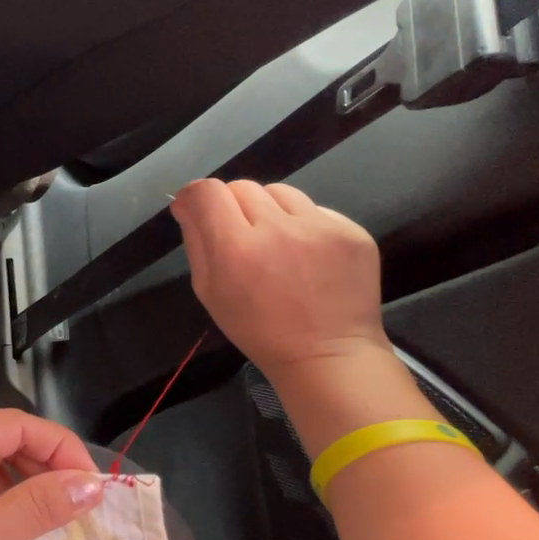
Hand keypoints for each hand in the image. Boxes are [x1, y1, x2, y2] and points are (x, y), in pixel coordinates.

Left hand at [0, 411, 103, 539]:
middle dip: (42, 467)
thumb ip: (39, 506)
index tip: (94, 487)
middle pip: (0, 438)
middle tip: (76, 508)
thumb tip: (91, 483)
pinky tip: (4, 528)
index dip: (60, 448)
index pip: (14, 425)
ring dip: (18, 486)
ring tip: (40, 524)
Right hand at [170, 178, 391, 379]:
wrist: (327, 352)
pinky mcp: (351, 231)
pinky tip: (302, 253)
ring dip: (266, 209)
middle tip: (234, 232)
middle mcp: (279, 228)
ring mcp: (321, 227)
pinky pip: (313, 209)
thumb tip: (187, 205)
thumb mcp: (208, 290)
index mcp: (236, 247)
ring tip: (271, 240)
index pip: (208, 192)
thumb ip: (196, 241)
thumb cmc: (255, 328)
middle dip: (229, 204)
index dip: (194, 195)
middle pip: (241, 187)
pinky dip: (299, 223)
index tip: (192, 208)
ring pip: (279, 192)